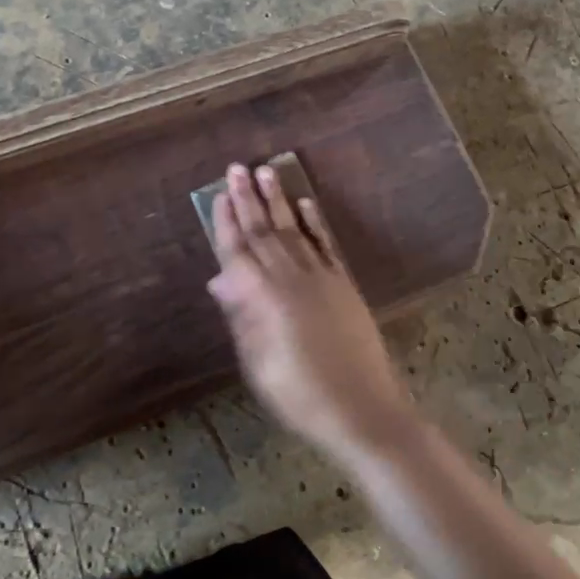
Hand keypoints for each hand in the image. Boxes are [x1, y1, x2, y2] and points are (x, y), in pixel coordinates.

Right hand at [206, 163, 418, 462]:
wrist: (362, 411)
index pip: (238, 251)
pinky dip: (314, 222)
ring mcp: (320, 278)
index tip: (218, 194)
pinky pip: (325, 245)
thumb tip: (219, 280)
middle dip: (247, 198)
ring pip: (292, 230)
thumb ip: (241, 318)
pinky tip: (305, 204)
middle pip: (263, 231)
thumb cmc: (299, 395)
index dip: (226, 222)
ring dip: (278, 200)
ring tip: (267, 171)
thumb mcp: (258, 364)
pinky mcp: (343, 285)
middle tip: (236, 167)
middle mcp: (290, 278)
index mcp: (263, 298)